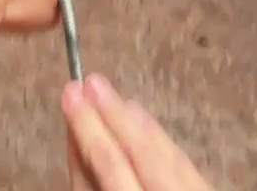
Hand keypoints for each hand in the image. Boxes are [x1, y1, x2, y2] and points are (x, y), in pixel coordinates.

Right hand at [63, 75, 211, 190]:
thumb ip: (83, 177)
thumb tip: (74, 128)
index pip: (110, 164)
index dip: (88, 126)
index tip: (71, 89)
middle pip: (142, 154)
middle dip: (114, 115)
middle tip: (90, 79)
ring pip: (168, 155)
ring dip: (138, 122)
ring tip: (110, 94)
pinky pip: (185, 162)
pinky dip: (161, 139)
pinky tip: (143, 119)